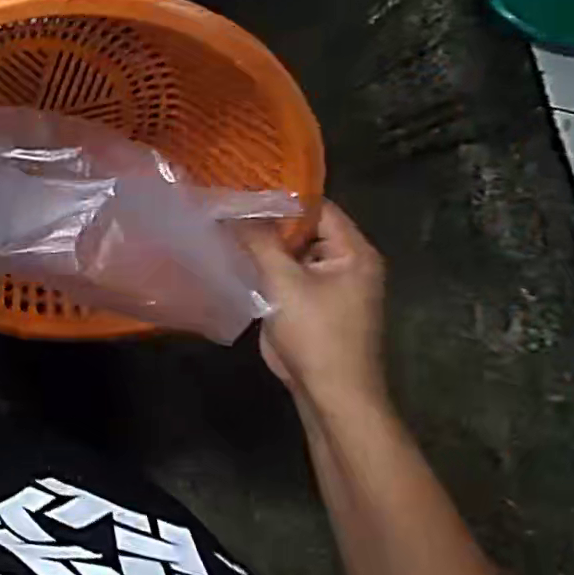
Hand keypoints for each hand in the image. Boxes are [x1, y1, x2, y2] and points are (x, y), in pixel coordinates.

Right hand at [238, 201, 387, 411]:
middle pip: (302, 228)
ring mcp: (324, 283)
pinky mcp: (304, 300)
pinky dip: (259, 262)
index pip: (319, 209)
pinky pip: (281, 270)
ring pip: (288, 250)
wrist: (328, 390)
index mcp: (353, 253)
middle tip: (224, 202)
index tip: (243, 184)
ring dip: (259, 241)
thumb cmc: (317, 332)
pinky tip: (228, 253)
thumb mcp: (285, 281)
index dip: (283, 195)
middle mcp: (343, 262)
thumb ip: (259, 241)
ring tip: (220, 222)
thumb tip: (231, 210)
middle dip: (265, 217)